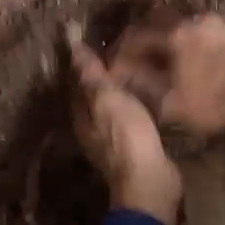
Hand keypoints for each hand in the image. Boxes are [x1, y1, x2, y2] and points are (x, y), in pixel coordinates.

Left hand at [69, 32, 181, 224]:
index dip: (86, 63)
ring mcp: (113, 139)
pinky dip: (138, 103)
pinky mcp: (135, 146)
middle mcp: (92, 128)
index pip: (77, 83)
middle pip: (96, 96)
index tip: (100, 42)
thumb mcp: (108, 101)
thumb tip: (72, 46)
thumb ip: (92, 75)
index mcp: (81, 117)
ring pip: (114, 107)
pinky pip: (132, 117)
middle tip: (125, 50)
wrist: (150, 182)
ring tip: (140, 66)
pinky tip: (152, 94)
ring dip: (124, 89)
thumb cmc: (126, 138)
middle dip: (106, 75)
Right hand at [109, 14, 224, 136]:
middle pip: (155, 22)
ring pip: (179, 24)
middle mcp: (194, 19)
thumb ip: (141, 81)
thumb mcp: (171, 101)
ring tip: (160, 63)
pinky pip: (200, 30)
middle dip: (140, 41)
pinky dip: (187, 41)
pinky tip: (188, 61)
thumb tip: (120, 71)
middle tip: (132, 62)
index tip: (114, 68)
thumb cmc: (217, 106)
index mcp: (175, 34)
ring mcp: (217, 22)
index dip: (119, 52)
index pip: (134, 35)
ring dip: (164, 40)